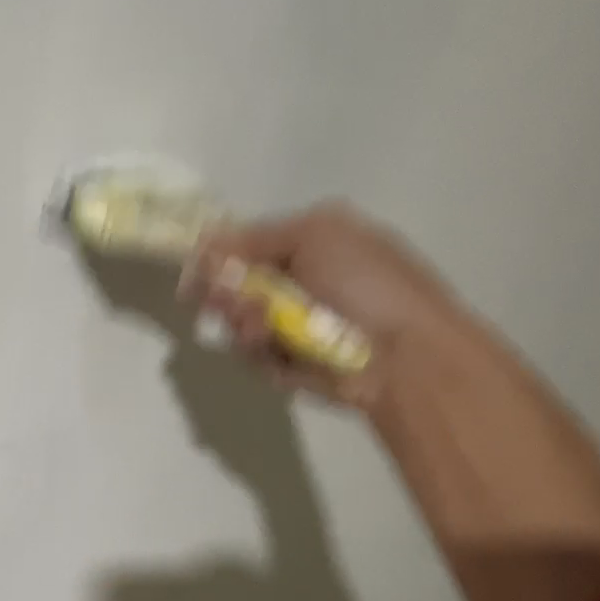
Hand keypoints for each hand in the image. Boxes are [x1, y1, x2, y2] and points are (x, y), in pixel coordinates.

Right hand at [189, 200, 470, 408]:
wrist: (405, 356)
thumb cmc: (366, 285)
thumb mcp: (315, 234)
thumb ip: (256, 237)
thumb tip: (205, 242)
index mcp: (316, 243)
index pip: (249, 244)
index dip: (218, 257)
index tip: (194, 272)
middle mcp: (306, 282)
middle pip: (239, 286)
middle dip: (226, 294)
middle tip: (224, 303)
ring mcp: (300, 326)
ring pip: (243, 324)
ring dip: (244, 326)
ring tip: (261, 333)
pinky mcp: (296, 366)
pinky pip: (257, 358)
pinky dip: (262, 357)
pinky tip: (280, 357)